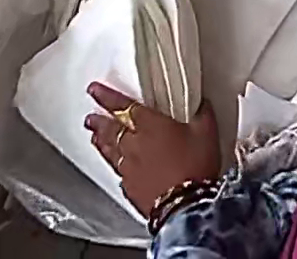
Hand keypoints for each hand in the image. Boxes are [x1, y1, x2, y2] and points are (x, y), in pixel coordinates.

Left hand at [84, 83, 220, 215]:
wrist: (186, 206)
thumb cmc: (194, 165)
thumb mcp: (206, 130)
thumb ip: (201, 112)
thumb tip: (201, 103)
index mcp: (150, 124)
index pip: (123, 106)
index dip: (107, 96)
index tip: (95, 90)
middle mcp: (134, 144)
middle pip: (111, 129)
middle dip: (99, 121)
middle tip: (90, 116)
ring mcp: (130, 168)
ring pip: (110, 151)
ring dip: (102, 142)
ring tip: (95, 137)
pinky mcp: (131, 189)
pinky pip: (119, 172)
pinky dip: (115, 165)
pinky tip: (116, 166)